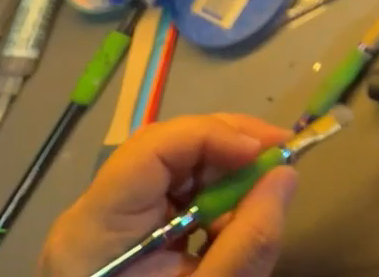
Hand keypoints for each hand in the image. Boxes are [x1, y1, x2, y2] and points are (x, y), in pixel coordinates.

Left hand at [39, 113, 297, 276]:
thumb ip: (248, 242)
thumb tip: (286, 173)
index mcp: (96, 230)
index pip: (154, 147)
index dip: (215, 136)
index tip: (268, 153)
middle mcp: (92, 214)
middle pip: (167, 148)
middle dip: (229, 148)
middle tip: (280, 158)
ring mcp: (107, 223)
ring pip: (176, 166)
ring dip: (226, 174)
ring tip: (258, 203)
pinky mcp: (124, 234)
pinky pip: (174, 193)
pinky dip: (213, 199)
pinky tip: (231, 227)